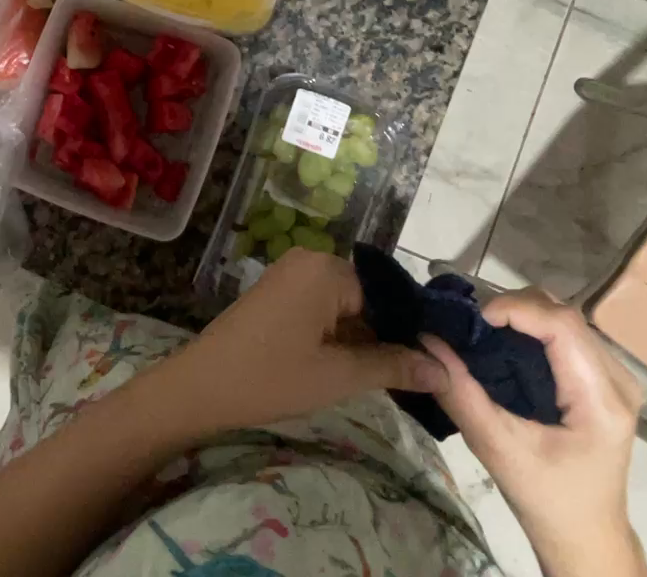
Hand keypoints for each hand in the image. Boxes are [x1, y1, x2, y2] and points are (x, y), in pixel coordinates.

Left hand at [140, 248, 445, 435]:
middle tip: (413, 378)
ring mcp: (289, 275)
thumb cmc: (272, 377)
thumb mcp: (338, 375)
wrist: (202, 385)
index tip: (434, 365)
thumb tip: (444, 370)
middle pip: (366, 297)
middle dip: (386, 335)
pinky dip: (338, 334)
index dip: (411, 331)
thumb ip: (393, 366)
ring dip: (362, 338)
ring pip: (345, 306)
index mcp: (326, 269)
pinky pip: (321, 308)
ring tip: (389, 378)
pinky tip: (351, 366)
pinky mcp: (277, 293)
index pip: (388, 295)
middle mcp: (309, 261)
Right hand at [421, 289, 646, 576]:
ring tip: (484, 335)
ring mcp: (615, 378)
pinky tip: (505, 347)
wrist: (585, 534)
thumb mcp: (496, 447)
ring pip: (564, 318)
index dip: (514, 308)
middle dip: (513, 308)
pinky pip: (565, 335)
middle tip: (472, 327)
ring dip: (521, 316)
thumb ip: (460, 392)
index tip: (473, 320)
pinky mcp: (603, 380)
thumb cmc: (545, 496)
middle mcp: (618, 379)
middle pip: (564, 313)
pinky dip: (530, 329)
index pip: (562, 325)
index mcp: (601, 399)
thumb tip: (426, 339)